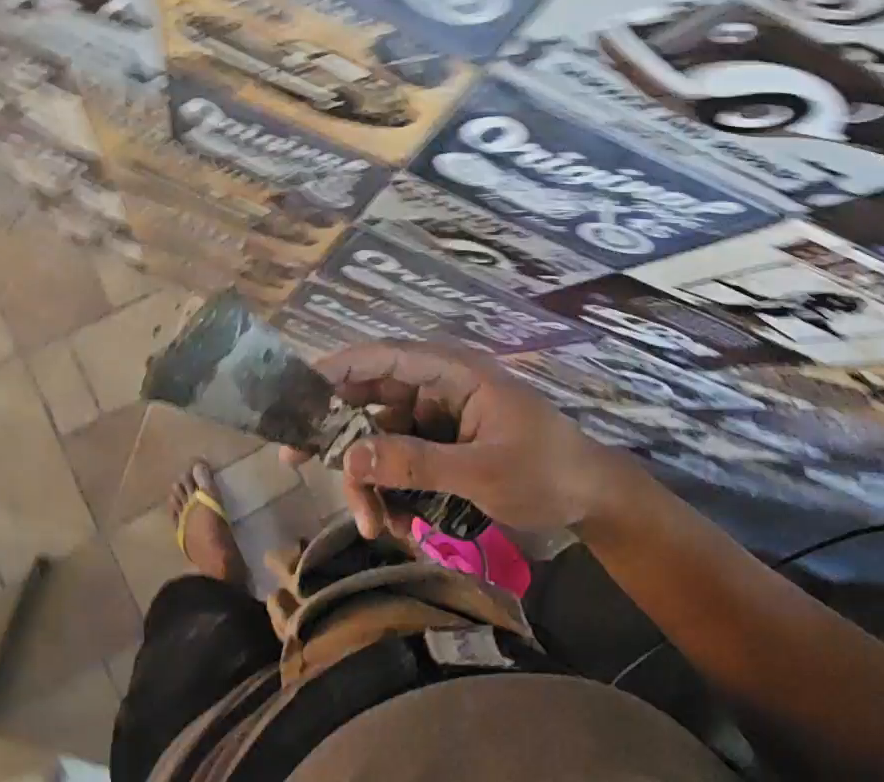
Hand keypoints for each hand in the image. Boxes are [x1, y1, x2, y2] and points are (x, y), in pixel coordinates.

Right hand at [289, 341, 629, 538]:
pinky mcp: (442, 446)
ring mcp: (439, 418)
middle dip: (342, 437)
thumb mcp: (481, 471)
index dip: (336, 369)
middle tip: (298, 463)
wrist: (590, 499)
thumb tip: (347, 456)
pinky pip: (399, 460)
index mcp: (454, 372)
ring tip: (372, 525)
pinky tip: (394, 523)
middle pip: (371, 400)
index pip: (384, 358)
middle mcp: (440, 387)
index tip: (294, 393)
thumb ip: (415, 463)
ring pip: (380, 437)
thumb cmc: (545, 471)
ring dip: (367, 477)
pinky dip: (389, 490)